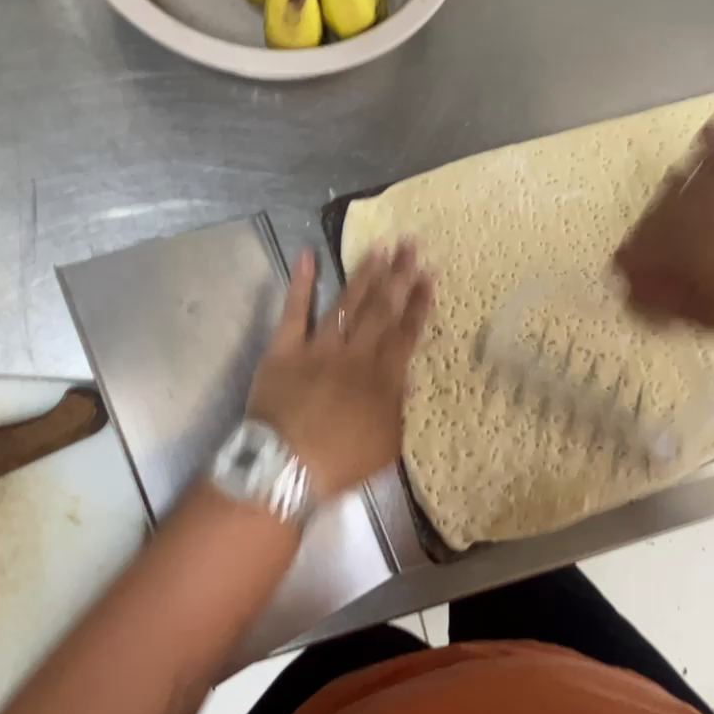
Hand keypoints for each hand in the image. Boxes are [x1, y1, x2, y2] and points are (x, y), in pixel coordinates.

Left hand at [245, 242, 433, 497]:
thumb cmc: (341, 464)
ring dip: (364, 274)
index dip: (418, 303)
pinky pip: (294, 311)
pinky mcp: (285, 349)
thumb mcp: (388, 444)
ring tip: (378, 248)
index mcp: (383, 379)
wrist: (287, 469)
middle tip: (410, 244)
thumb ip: (397, 406)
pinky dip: (301, 283)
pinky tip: (307, 255)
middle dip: (398, 275)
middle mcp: (356, 355)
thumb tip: (404, 376)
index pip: (406, 333)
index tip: (428, 275)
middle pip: (381, 309)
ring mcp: (319, 348)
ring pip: (346, 304)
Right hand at [613, 124, 713, 338]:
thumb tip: (624, 283)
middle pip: (655, 209)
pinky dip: (710, 153)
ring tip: (712, 219)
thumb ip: (658, 297)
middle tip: (684, 252)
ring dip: (685, 197)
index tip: (647, 271)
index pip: (635, 243)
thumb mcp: (712, 316)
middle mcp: (700, 197)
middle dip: (660, 233)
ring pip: (681, 175)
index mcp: (684, 242)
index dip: (637, 261)